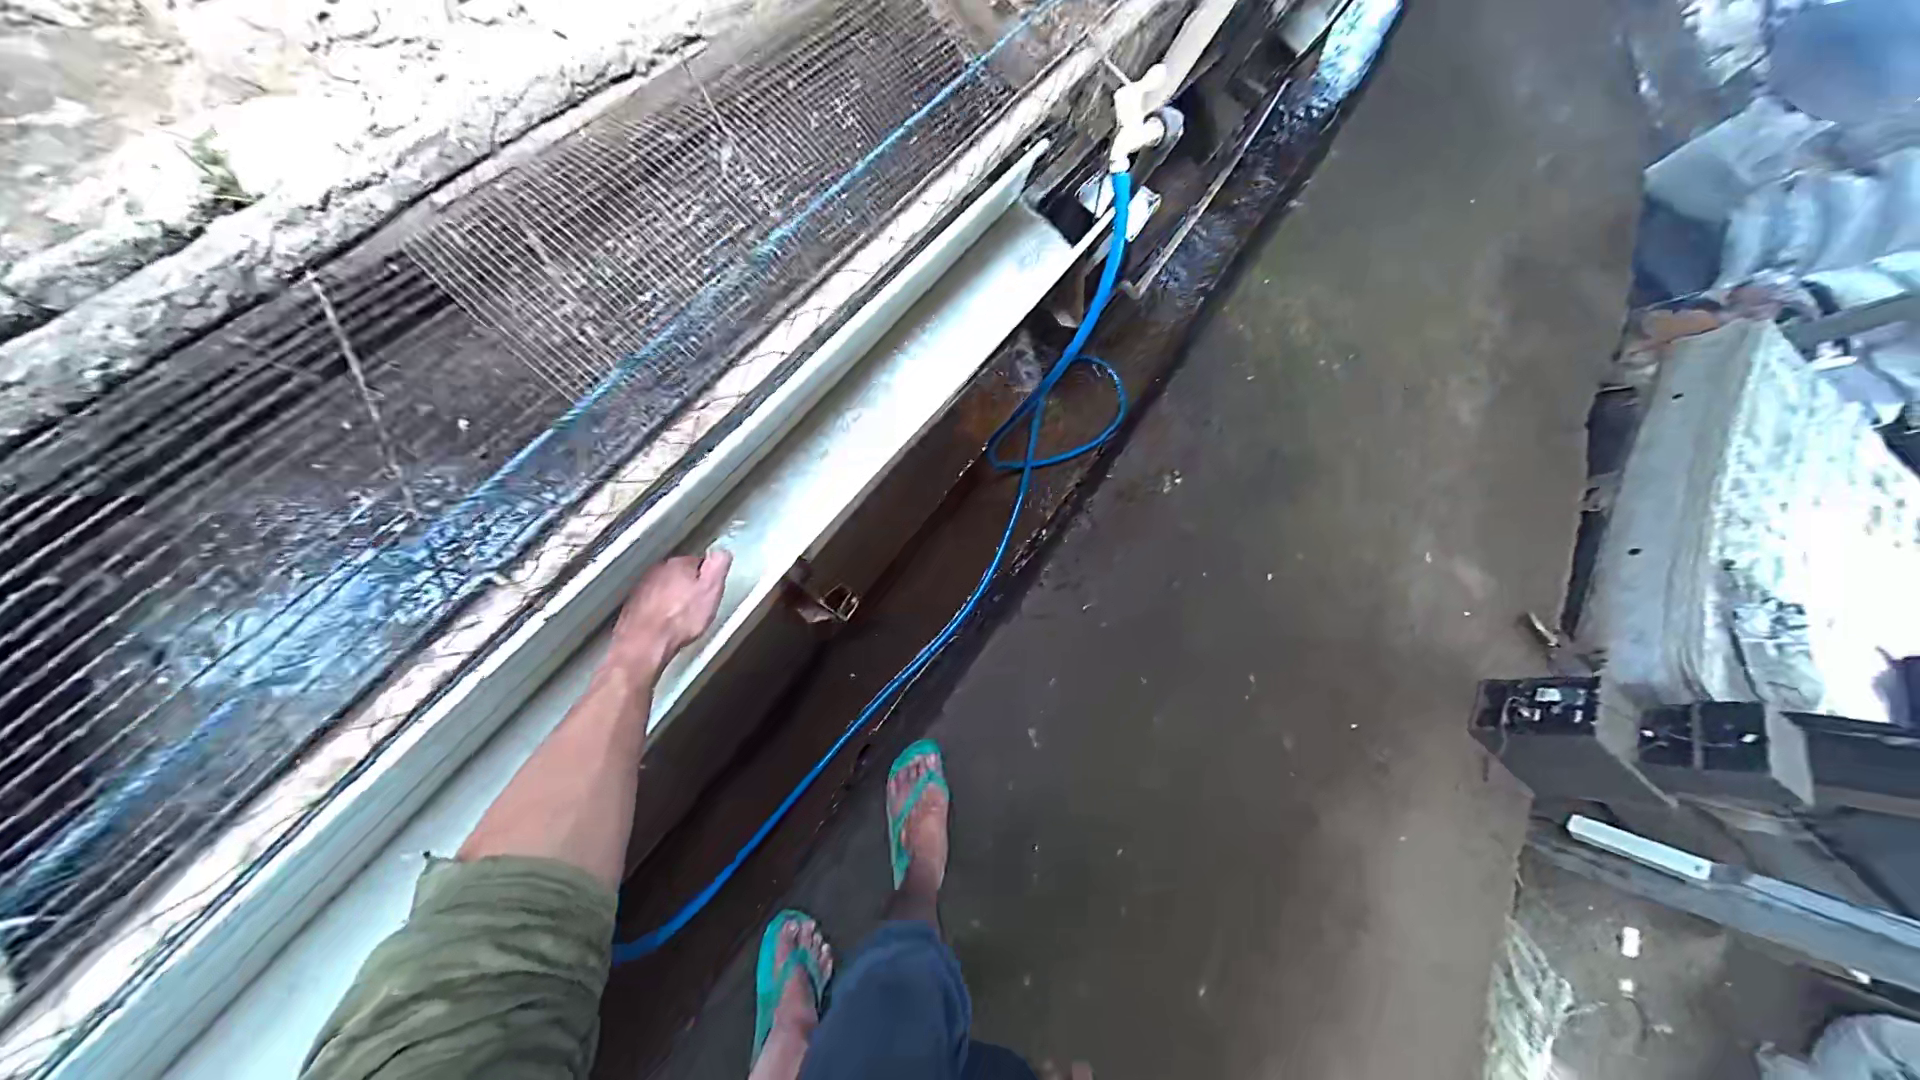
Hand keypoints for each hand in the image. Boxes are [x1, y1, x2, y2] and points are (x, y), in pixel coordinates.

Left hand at [608, 550, 731, 670]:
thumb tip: (722, 551)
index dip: (708, 578)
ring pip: (665, 587)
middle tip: (698, 607)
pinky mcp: (632, 604)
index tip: (711, 592)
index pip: (700, 562)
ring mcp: (643, 587)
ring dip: (673, 598)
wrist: (644, 643)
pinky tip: (666, 623)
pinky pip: (652, 602)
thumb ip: (718, 567)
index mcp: (679, 564)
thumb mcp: (711, 590)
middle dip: (689, 587)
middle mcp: (658, 570)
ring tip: (682, 618)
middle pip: (680, 574)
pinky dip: (660, 610)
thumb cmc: (680, 619)